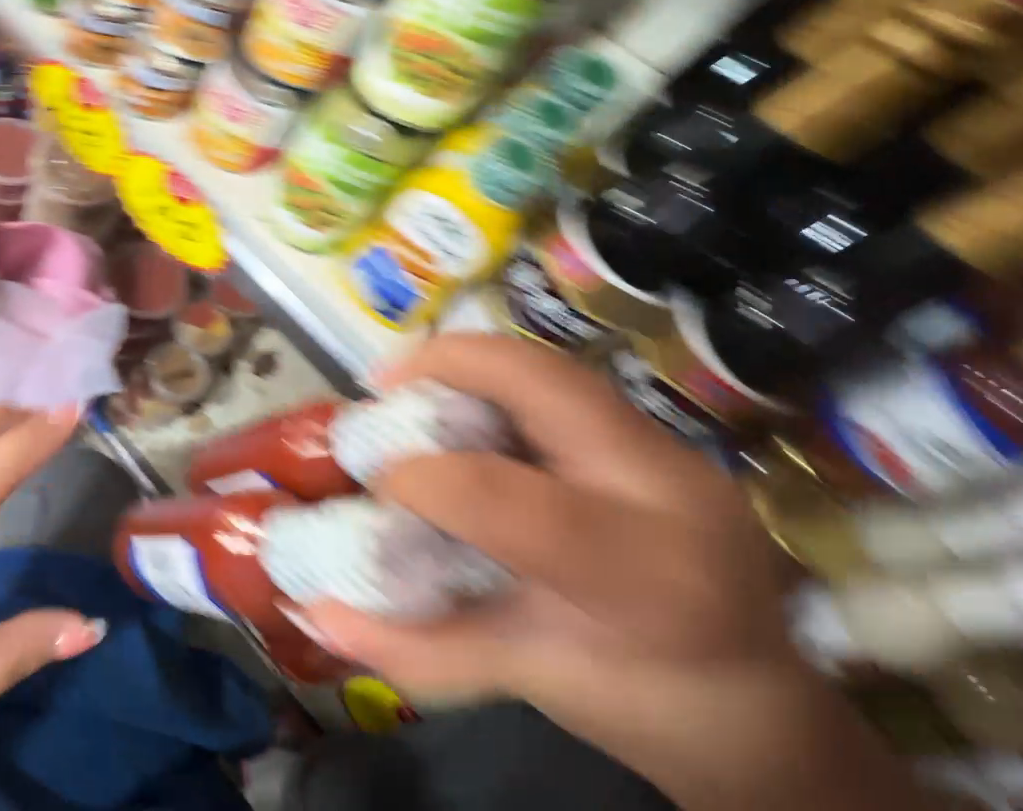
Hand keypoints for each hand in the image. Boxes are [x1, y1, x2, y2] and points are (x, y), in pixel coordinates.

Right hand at [290, 335, 919, 810]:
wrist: (751, 699)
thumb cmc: (637, 703)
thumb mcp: (523, 677)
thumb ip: (416, 644)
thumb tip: (316, 612)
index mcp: (635, 571)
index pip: (502, 495)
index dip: (418, 477)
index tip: (375, 483)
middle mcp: (665, 490)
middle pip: (542, 381)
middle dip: (445, 363)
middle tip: (380, 383)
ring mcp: (675, 453)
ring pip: (555, 367)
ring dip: (470, 363)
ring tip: (411, 384)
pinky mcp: (664, 439)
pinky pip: (564, 386)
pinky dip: (499, 381)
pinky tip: (464, 406)